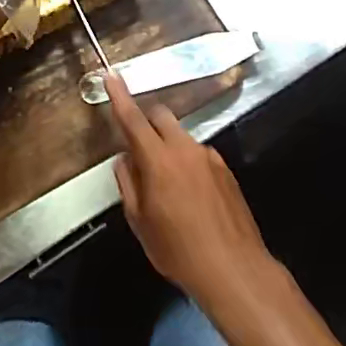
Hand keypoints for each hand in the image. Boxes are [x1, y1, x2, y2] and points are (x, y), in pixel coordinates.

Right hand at [107, 72, 272, 300]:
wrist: (234, 270)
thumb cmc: (179, 251)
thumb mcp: (139, 222)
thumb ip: (128, 184)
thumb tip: (124, 161)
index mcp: (158, 160)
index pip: (132, 119)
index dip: (119, 96)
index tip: (111, 76)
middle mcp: (185, 150)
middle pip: (160, 116)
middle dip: (146, 122)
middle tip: (138, 147)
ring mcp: (209, 158)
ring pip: (181, 137)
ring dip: (168, 148)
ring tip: (168, 187)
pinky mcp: (226, 170)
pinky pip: (198, 155)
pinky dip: (187, 164)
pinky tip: (191, 197)